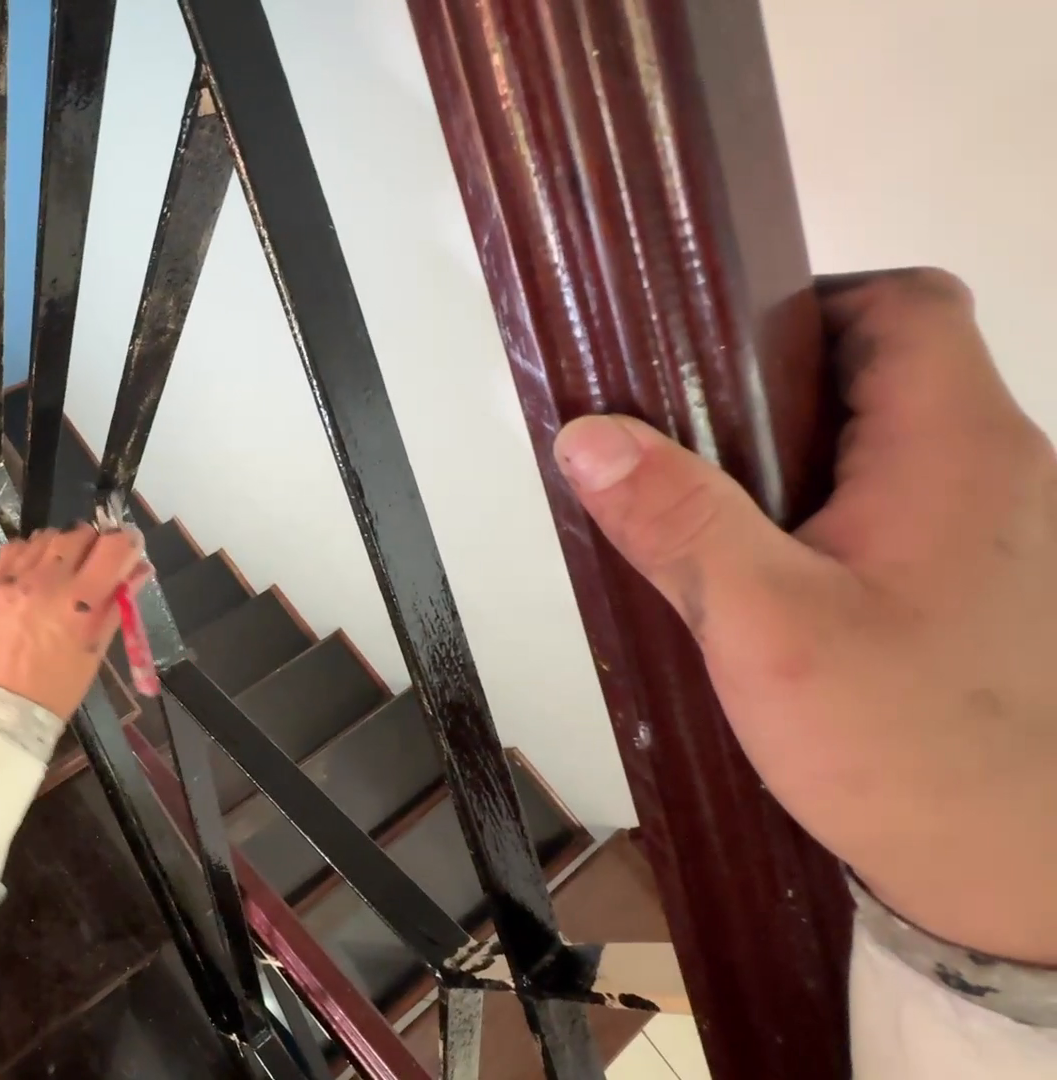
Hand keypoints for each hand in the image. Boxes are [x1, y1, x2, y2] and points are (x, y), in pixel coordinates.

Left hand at [0, 525, 148, 720]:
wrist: (2, 709)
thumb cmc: (57, 686)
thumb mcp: (96, 649)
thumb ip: (117, 604)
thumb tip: (139, 569)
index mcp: (80, 603)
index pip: (114, 547)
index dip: (127, 542)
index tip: (127, 547)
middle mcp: (47, 582)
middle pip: (79, 534)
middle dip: (92, 544)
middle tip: (92, 563)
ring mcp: (13, 580)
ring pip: (46, 537)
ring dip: (60, 547)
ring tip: (60, 568)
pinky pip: (13, 549)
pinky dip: (28, 553)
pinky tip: (31, 571)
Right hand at [553, 268, 1056, 962]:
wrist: (1021, 882)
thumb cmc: (910, 742)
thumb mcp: (764, 624)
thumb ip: (675, 519)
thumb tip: (585, 435)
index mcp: (957, 452)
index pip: (903, 306)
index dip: (801, 300)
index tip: (701, 349)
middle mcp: (990, 474)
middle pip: (873, 372)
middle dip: (758, 388)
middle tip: (661, 440)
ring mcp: (982, 534)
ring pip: (864, 446)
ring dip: (769, 457)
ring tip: (682, 509)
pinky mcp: (961, 586)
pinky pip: (869, 507)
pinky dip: (794, 509)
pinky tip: (736, 569)